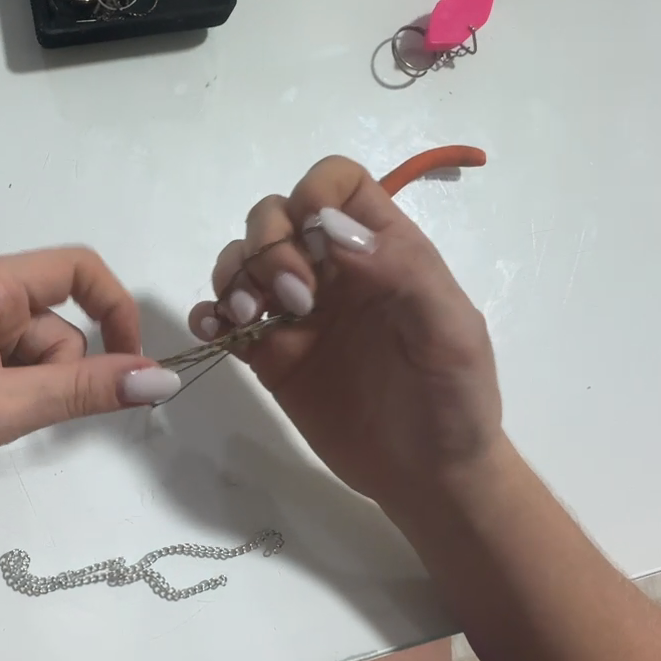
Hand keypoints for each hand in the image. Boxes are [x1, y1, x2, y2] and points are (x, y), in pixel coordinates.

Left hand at [0, 247, 178, 532]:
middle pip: (61, 320)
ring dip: (37, 391)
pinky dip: (20, 398)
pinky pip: (18, 371)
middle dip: (60, 371)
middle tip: (18, 409)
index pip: (77, 268)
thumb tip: (161, 377)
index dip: (115, 309)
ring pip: (42, 353)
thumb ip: (82, 390)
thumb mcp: (2, 407)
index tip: (134, 365)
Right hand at [187, 155, 503, 519]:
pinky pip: (224, 321)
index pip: (337, 186)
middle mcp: (333, 274)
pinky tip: (215, 333)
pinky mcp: (268, 358)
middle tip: (292, 303)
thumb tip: (331, 229)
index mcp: (383, 252)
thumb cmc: (452, 400)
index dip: (314, 198)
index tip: (316, 246)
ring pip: (241, 264)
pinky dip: (208, 316)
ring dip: (232, 279)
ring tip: (248, 321)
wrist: (423, 473)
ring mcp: (295, 316)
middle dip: (268, 247)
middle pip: (275, 218)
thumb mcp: (448, 332)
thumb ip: (400, 271)